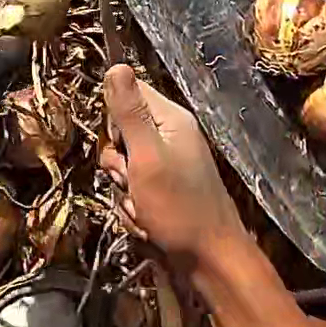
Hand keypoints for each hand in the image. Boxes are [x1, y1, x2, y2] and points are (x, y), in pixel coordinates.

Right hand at [98, 64, 251, 270]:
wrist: (211, 262)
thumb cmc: (179, 206)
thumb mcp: (147, 155)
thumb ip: (129, 112)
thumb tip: (115, 65)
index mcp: (171, 119)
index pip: (129, 92)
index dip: (114, 115)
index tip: (120, 142)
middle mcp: (170, 136)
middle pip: (121, 131)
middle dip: (117, 161)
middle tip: (131, 180)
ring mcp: (168, 164)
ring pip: (122, 164)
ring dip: (123, 189)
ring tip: (141, 206)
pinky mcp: (163, 189)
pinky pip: (132, 188)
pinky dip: (132, 206)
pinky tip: (145, 221)